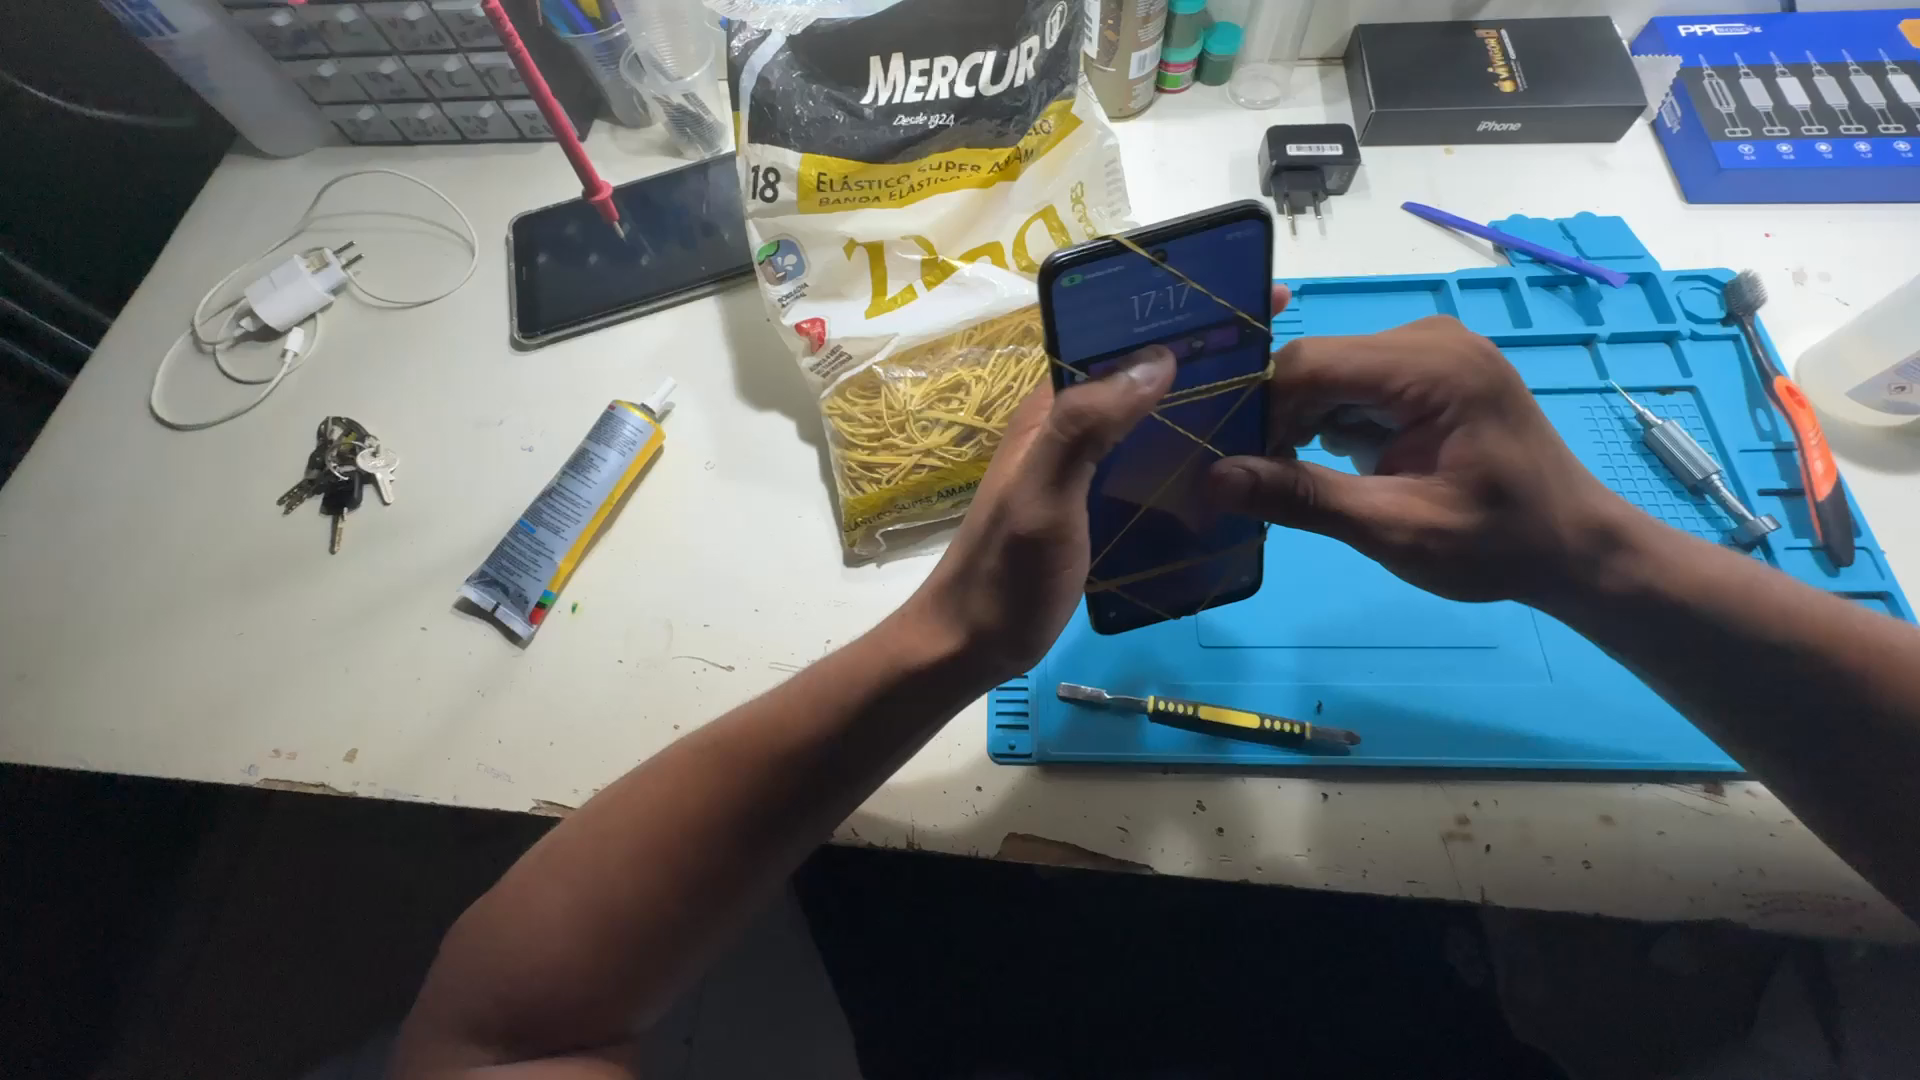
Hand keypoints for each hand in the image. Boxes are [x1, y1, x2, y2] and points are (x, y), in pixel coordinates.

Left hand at [912, 286, 1292, 679]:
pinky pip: (1153, 470)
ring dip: (1206, 411)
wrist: (975, 643)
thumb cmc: (1005, 572)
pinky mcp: (1100, 511)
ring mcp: (1087, 472)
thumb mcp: (1041, 495)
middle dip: (1209, 358)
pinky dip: (1191, 462)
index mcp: (1054, 412)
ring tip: (1281, 408)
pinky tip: (1238, 473)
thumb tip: (1158, 358)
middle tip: (1287, 357)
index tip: (1257, 297)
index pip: (1119, 340)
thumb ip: (1085, 426)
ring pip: (1154, 424)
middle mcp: (1072, 431)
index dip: (1180, 311)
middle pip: (1144, 378)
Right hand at [1205, 315, 1626, 604]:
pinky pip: (1344, 387)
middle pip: (1312, 365)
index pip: (1309, 364)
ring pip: (1322, 376)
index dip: (1257, 410)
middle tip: (1248, 479)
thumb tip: (1212, 479)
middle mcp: (1427, 340)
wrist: (1573, 548)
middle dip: (1271, 420)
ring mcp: (1425, 353)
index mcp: (1433, 366)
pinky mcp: (1419, 374)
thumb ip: (1303, 498)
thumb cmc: (1496, 543)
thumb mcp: (1392, 528)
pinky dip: (1317, 424)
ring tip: (1277, 478)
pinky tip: (1312, 464)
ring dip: (1290, 425)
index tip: (1229, 465)